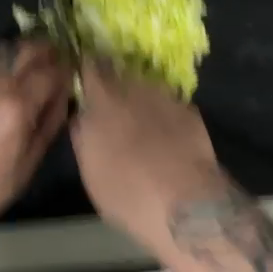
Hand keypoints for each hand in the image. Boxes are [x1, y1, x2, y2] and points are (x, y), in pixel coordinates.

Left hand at [0, 39, 71, 234]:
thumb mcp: (32, 160)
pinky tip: (8, 71)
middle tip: (56, 61)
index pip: (51, 73)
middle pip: (28, 50)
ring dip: (24, 52)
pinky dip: (2, 58)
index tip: (71, 74)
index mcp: (17, 107)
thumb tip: (64, 93)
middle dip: (47, 51)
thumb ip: (52, 120)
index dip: (65, 71)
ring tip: (32, 64)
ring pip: (6, 49)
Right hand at [71, 58, 224, 249]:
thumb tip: (82, 116)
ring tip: (142, 123)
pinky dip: (165, 115)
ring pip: (146, 88)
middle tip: (114, 107)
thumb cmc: (128, 193)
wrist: (185, 205)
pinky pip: (170, 104)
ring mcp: (165, 96)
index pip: (90, 66)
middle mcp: (134, 88)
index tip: (86, 79)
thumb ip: (83, 135)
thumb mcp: (90, 170)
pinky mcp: (190, 110)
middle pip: (120, 74)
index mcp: (103, 100)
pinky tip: (168, 137)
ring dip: (141, 99)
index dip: (88, 71)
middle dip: (115, 85)